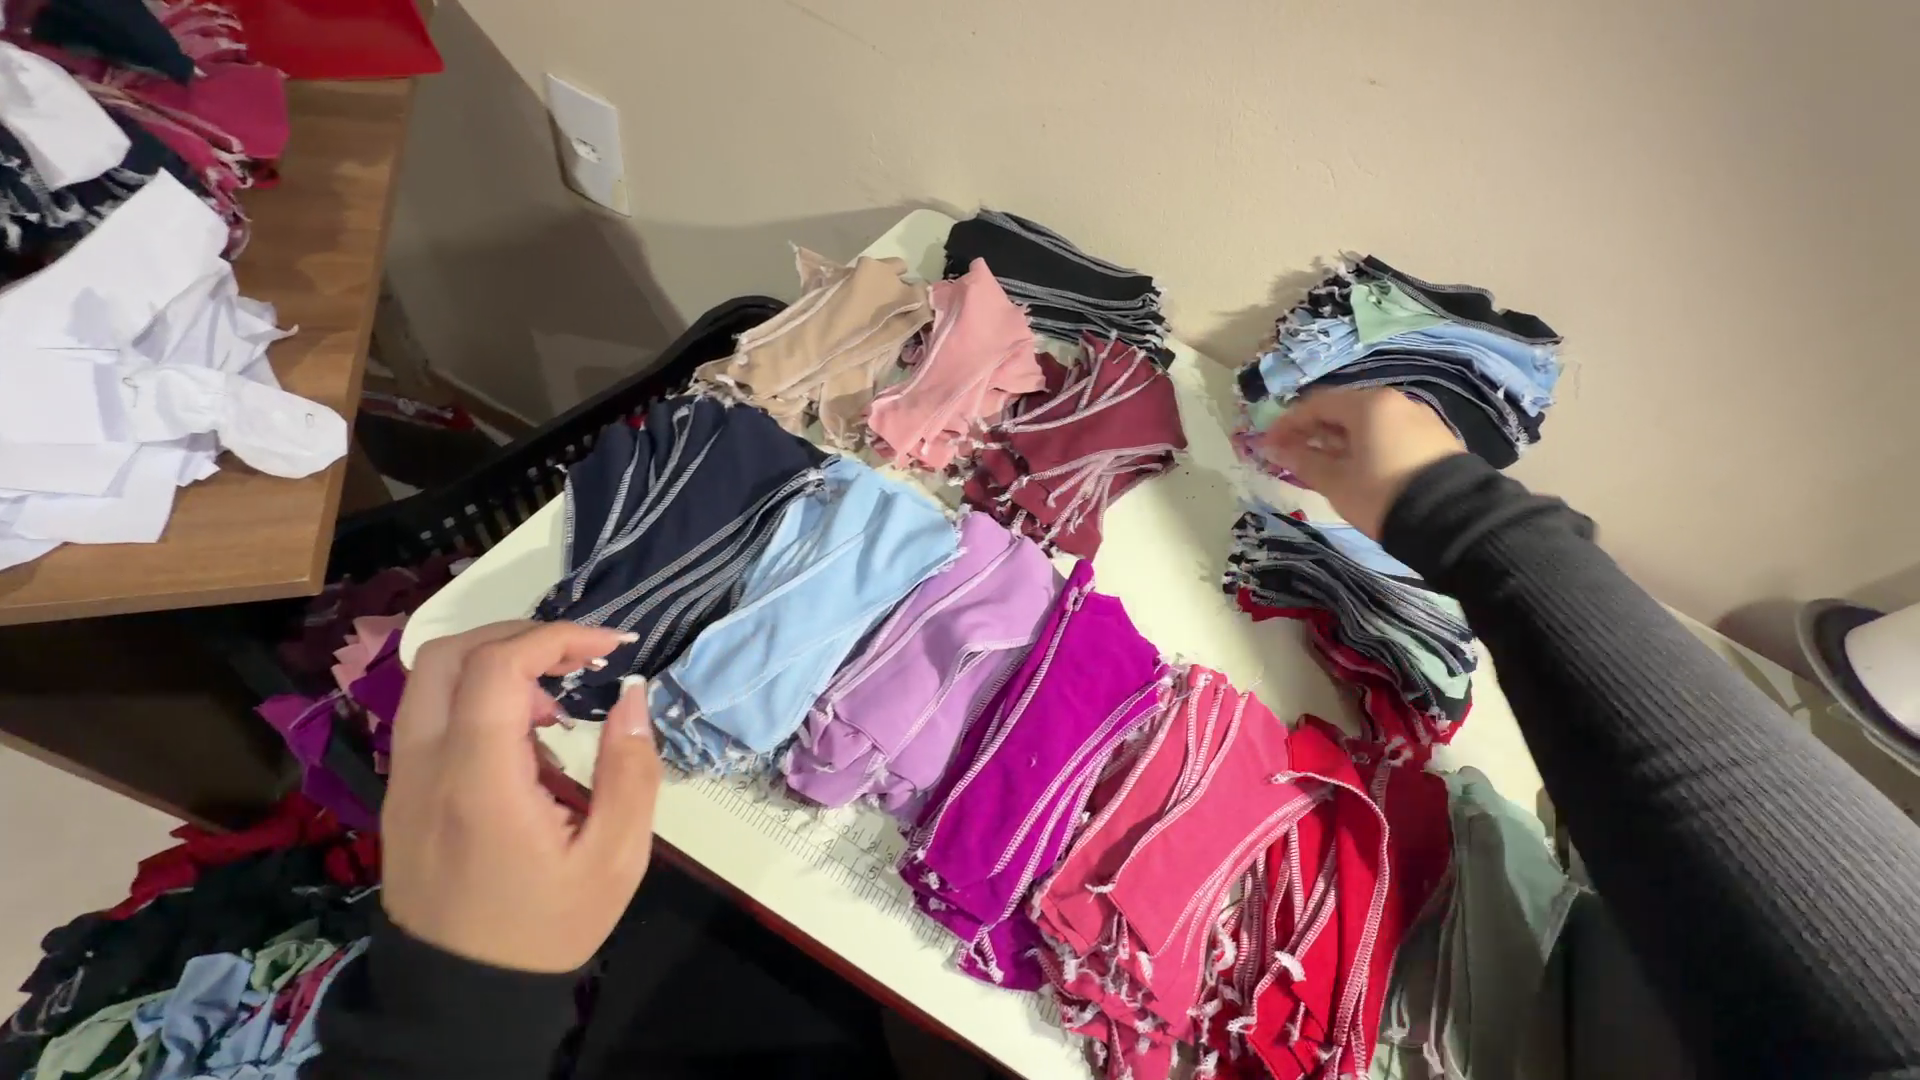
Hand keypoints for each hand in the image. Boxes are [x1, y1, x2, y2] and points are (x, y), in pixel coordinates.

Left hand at [382, 621, 663, 972]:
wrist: (462, 996)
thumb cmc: (547, 925)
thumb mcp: (616, 857)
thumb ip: (631, 769)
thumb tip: (633, 694)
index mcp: (478, 781)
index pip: (497, 666)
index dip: (558, 637)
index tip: (613, 646)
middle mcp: (426, 767)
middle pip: (450, 653)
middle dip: (523, 634)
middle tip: (582, 656)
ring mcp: (404, 778)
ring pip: (434, 678)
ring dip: (501, 662)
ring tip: (561, 697)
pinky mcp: (404, 791)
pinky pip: (434, 712)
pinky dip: (483, 694)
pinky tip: (532, 733)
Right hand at [1262, 387, 1465, 537]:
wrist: (1451, 519)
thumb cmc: (1381, 494)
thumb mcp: (1335, 481)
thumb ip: (1301, 460)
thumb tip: (1272, 448)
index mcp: (1368, 405)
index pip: (1316, 404)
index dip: (1287, 423)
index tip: (1268, 445)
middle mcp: (1395, 402)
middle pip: (1342, 410)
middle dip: (1312, 431)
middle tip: (1290, 454)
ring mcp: (1418, 419)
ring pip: (1365, 423)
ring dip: (1336, 439)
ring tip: (1319, 464)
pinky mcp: (1432, 439)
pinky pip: (1386, 433)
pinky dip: (1362, 445)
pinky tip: (1353, 467)